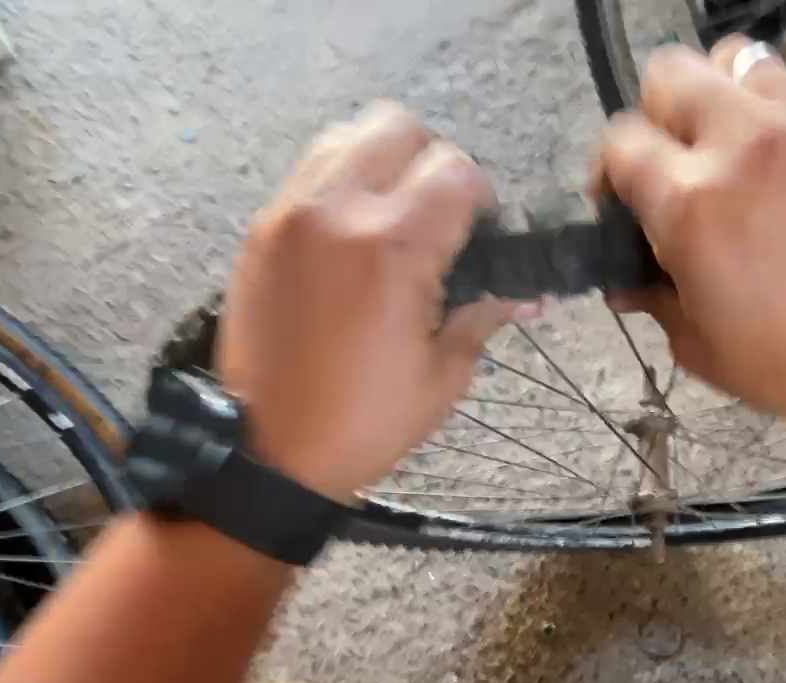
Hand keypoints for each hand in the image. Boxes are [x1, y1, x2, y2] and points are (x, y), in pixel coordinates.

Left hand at [216, 103, 530, 501]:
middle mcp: (336, 212)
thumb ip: (483, 316)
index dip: (483, 199)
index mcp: (393, 250)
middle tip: (440, 220)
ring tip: (394, 222)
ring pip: (346, 136)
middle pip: (398, 128)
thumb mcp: (442, 376)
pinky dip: (341, 187)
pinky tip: (353, 239)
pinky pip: (309, 174)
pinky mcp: (260, 230)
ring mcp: (289, 214)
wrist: (270, 452)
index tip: (483, 234)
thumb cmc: (365, 423)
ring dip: (383, 165)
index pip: (456, 172)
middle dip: (433, 165)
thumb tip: (526, 293)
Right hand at [600, 40, 785, 448]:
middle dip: (659, 120)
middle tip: (678, 170)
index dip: (611, 173)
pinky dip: (785, 126)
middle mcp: (744, 142)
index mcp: (691, 203)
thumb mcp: (698, 346)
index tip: (625, 204)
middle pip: (671, 74)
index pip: (620, 142)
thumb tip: (625, 281)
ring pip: (740, 63)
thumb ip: (653, 298)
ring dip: (724, 105)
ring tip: (739, 157)